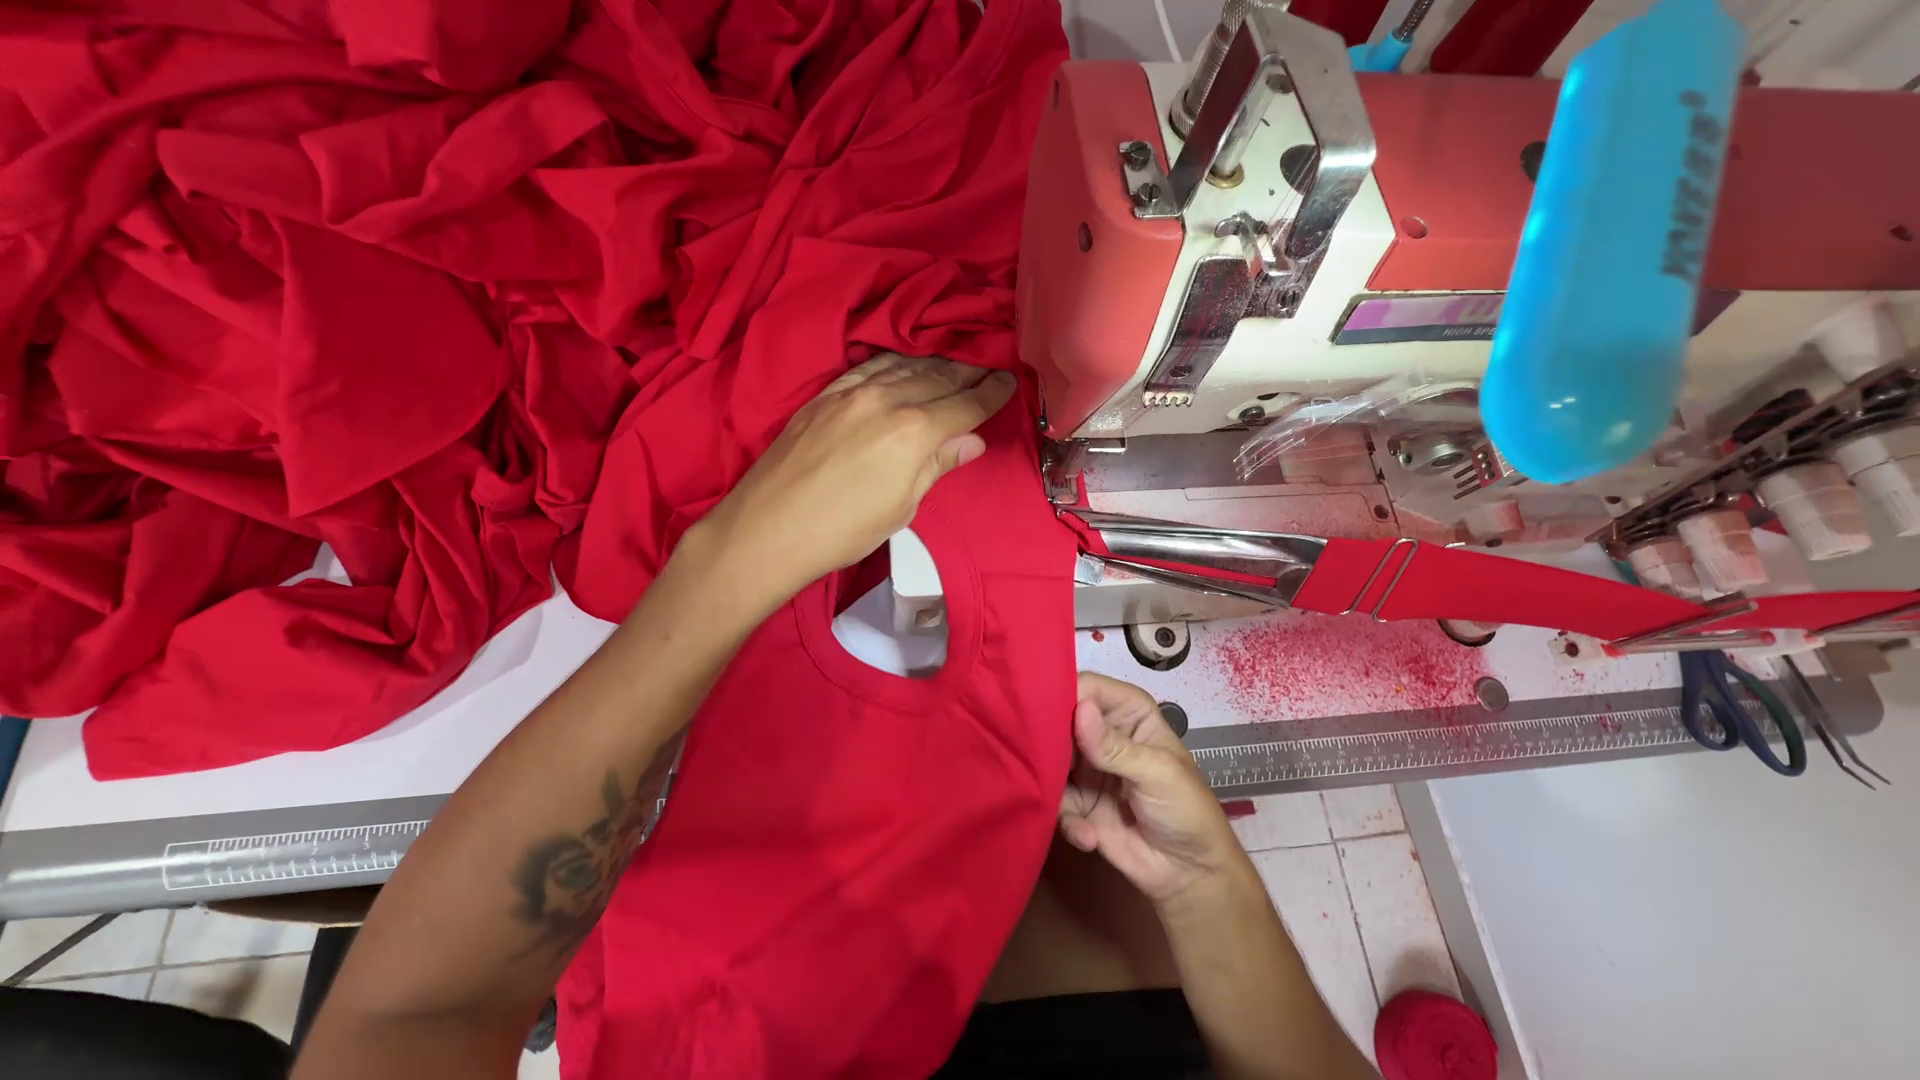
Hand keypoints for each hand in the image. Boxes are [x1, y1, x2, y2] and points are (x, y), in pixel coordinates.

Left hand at [689, 353, 1015, 604]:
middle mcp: (887, 400)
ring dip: (934, 364)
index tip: (1009, 382)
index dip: (990, 394)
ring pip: (904, 367)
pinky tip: (903, 365)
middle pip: (938, 379)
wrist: (769, 528)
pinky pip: (869, 367)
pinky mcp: (825, 396)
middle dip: (968, 374)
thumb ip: (937, 466)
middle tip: (989, 369)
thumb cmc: (843, 532)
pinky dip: (894, 363)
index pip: (965, 405)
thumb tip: (972, 441)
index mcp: (914, 432)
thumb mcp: (902, 508)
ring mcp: (852, 393)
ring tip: (954, 365)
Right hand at [1058, 673, 1241, 905]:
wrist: (1189, 873)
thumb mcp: (1157, 773)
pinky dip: (1068, 821)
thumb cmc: (1186, 809)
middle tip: (1040, 759)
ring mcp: (1086, 770)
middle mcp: (1102, 735)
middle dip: (1047, 739)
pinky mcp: (1077, 804)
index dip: (1066, 693)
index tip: (1040, 708)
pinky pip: (1055, 803)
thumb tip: (1079, 710)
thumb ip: (1115, 746)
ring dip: (1051, 783)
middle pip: (1060, 721)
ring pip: (1050, 761)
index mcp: (1129, 714)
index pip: (1091, 689)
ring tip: (1066, 804)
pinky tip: (1089, 836)